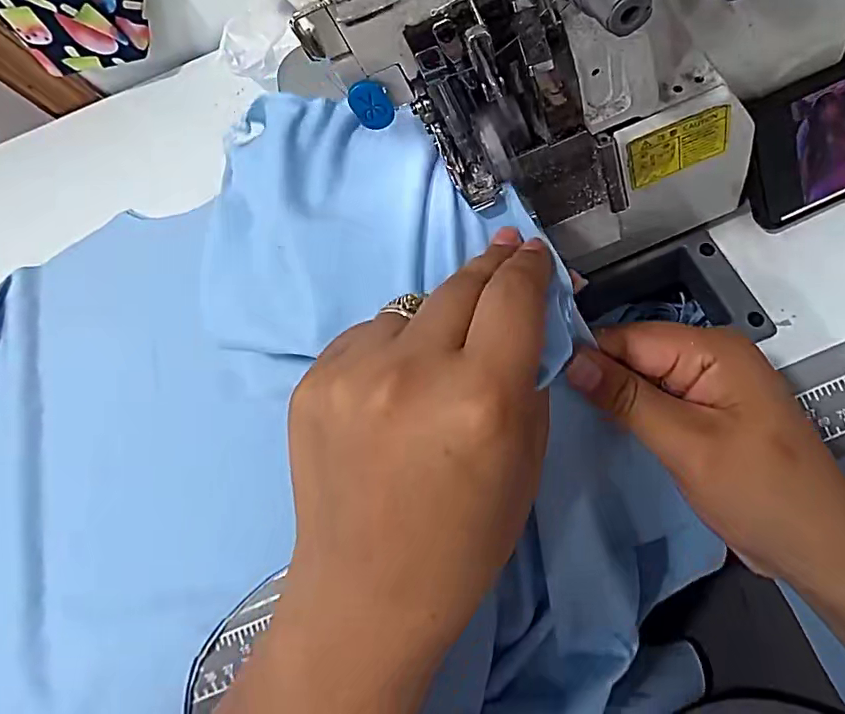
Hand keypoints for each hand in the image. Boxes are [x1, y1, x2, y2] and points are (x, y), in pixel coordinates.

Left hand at [230, 228, 553, 712]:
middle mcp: (413, 371)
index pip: (512, 296)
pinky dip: (391, 349)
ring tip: (438, 360)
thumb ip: (529, 375)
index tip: (531, 251)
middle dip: (489, 267)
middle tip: (503, 252)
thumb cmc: (466, 538)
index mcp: (480, 397)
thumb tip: (524, 314)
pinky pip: (369, 337)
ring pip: (411, 309)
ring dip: (435, 320)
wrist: (367, 593)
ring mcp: (353, 372)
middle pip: (461, 285)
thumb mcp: (527, 457)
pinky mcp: (313, 381)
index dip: (527, 267)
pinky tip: (392, 389)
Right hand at [564, 323, 844, 580]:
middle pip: (635, 354)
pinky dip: (635, 411)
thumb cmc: (762, 495)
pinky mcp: (707, 410)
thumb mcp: (688, 446)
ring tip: (571, 412)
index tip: (544, 376)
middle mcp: (710, 355)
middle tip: (552, 401)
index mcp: (712, 348)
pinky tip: (607, 424)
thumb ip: (628, 398)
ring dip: (614, 396)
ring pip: (643, 377)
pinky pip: (658, 398)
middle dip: (599, 376)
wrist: (822, 551)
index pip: (630, 337)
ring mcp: (709, 383)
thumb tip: (573, 360)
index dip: (588, 356)